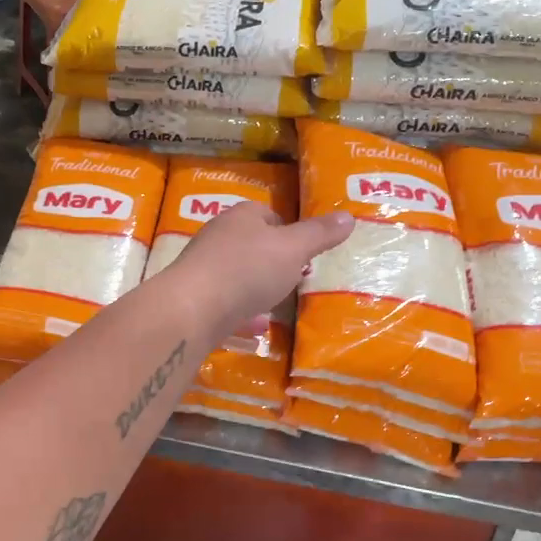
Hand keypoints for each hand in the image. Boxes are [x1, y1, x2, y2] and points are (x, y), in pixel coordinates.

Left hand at [163, 204, 353, 334]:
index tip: (305, 251)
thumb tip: (349, 215)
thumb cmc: (246, 269)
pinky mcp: (195, 296)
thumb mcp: (292, 249)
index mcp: (241, 216)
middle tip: (295, 279)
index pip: (268, 214)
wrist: (191, 308)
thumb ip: (319, 234)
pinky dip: (241, 311)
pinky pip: (225, 301)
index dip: (288, 230)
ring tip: (277, 303)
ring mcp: (203, 266)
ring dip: (255, 286)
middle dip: (272, 260)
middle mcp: (218, 236)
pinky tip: (255, 326)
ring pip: (237, 273)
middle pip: (251, 243)